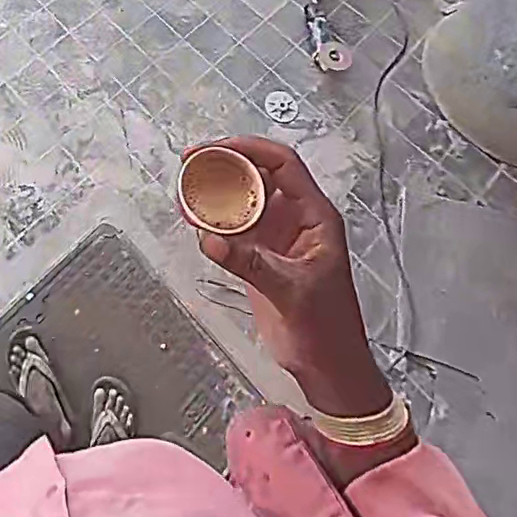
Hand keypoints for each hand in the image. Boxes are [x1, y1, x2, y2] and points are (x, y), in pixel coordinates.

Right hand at [188, 136, 388, 417]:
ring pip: (243, 197)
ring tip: (188, 186)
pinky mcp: (259, 253)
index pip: (284, 164)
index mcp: (315, 215)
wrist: (328, 368)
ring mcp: (276, 234)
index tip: (219, 147)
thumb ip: (250, 264)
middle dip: (226, 163)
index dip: (252, 148)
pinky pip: (232, 225)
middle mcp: (295, 217)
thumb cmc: (328, 329)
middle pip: (258, 174)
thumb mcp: (292, 292)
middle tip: (193, 162)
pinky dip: (212, 218)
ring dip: (216, 190)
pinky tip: (193, 217)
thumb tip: (211, 241)